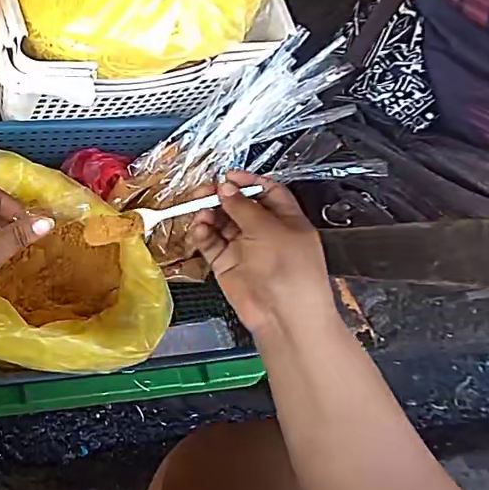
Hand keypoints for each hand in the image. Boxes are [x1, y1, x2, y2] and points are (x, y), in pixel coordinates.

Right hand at [189, 171, 335, 335]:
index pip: (266, 192)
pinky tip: (199, 228)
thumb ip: (243, 206)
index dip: (247, 181)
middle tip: (205, 191)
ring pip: (221, 223)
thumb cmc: (289, 270)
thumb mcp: (268, 229)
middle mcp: (264, 232)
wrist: (283, 313)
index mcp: (285, 219)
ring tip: (199, 209)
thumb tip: (225, 188)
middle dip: (221, 196)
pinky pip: (211, 243)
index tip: (228, 176)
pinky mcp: (227, 264)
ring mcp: (244, 248)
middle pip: (238, 205)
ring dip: (209, 214)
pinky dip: (203, 234)